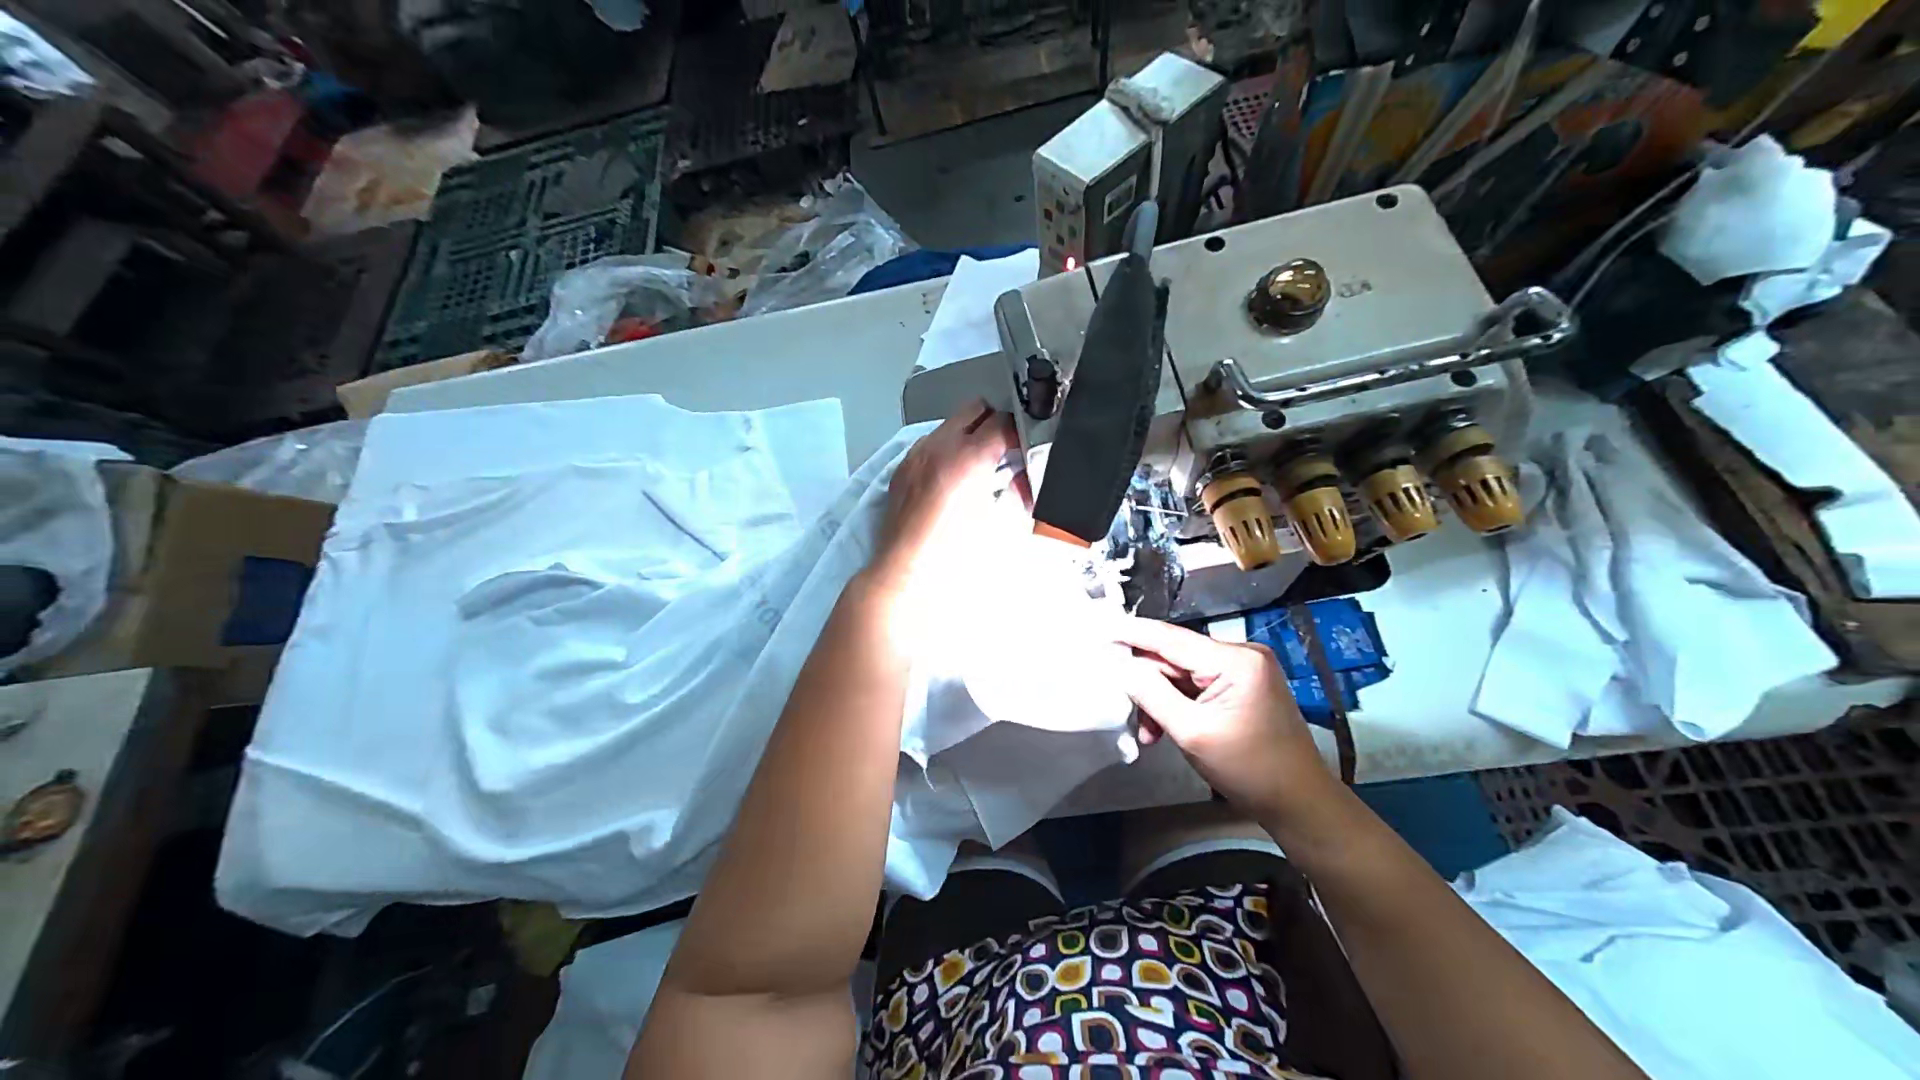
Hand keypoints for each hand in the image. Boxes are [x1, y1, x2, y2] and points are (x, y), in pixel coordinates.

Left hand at [871, 400, 1019, 592]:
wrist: (905, 570)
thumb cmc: (950, 555)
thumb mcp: (998, 524)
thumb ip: (1017, 493)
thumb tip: (1021, 479)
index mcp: (968, 458)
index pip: (1003, 422)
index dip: (1019, 433)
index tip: (1023, 447)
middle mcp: (939, 446)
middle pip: (975, 408)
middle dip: (993, 424)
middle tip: (1002, 450)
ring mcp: (917, 453)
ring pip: (950, 424)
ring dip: (967, 437)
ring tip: (975, 468)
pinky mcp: (902, 466)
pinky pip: (929, 444)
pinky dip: (945, 452)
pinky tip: (950, 480)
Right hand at [1113, 616, 1336, 819]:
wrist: (1299, 803)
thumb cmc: (1249, 769)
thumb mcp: (1192, 732)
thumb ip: (1152, 694)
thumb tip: (1120, 666)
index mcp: (1236, 660)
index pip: (1171, 638)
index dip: (1132, 633)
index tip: (1099, 629)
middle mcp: (1241, 655)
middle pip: (1175, 658)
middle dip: (1147, 684)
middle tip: (1124, 709)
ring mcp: (1243, 670)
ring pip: (1181, 674)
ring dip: (1160, 701)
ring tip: (1149, 733)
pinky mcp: (1241, 686)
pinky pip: (1196, 686)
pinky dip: (1178, 706)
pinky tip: (1164, 729)